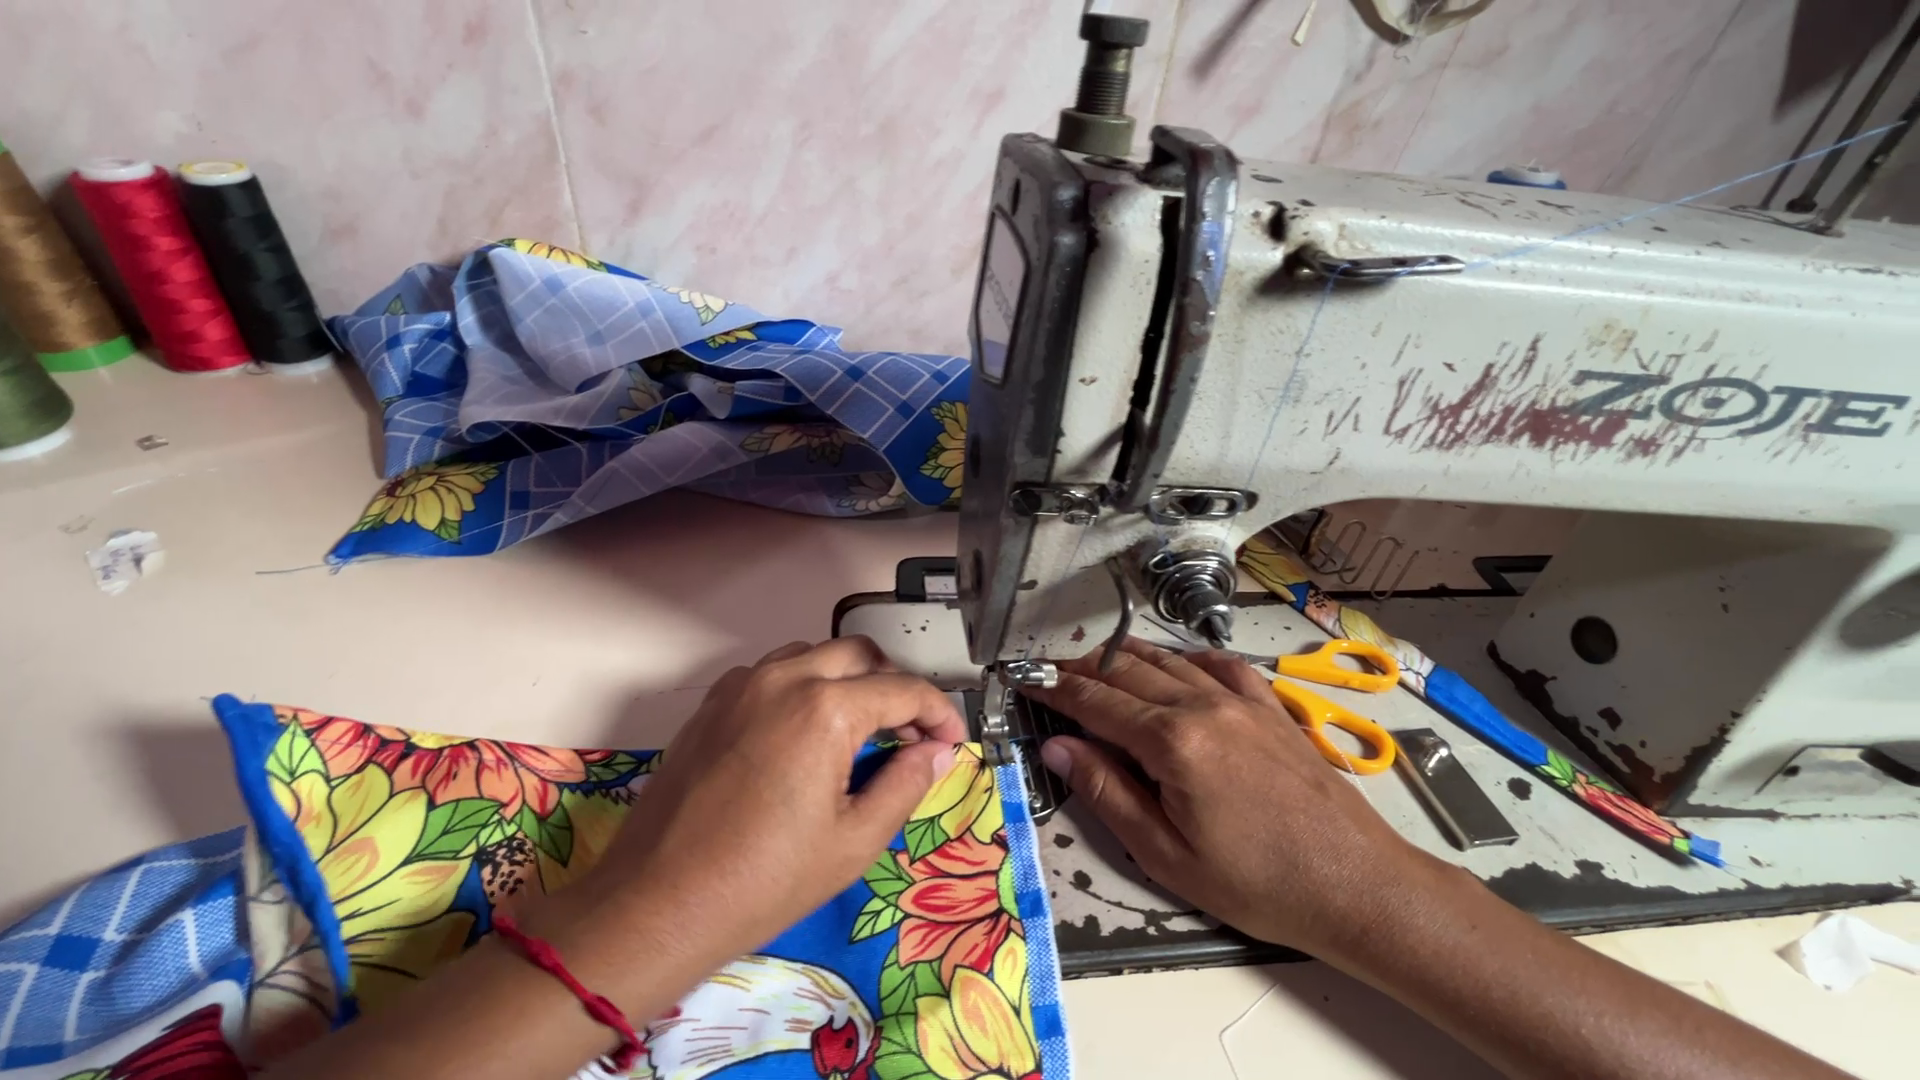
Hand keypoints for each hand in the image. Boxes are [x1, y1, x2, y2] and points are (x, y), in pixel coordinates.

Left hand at [570, 637, 965, 970]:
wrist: (659, 902)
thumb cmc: (766, 879)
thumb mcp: (855, 840)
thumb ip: (906, 783)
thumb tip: (936, 751)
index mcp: (825, 708)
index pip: (903, 689)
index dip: (938, 712)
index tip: (950, 742)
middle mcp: (783, 679)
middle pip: (860, 655)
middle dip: (895, 686)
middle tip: (908, 733)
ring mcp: (741, 685)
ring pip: (814, 654)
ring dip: (848, 679)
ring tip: (860, 729)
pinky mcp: (712, 703)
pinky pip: (772, 672)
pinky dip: (803, 685)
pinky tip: (804, 733)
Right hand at [1022, 637, 1432, 959]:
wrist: (1356, 885)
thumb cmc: (1256, 883)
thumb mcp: (1165, 854)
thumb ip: (1107, 792)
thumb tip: (1056, 748)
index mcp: (1172, 742)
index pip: (1095, 702)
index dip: (1053, 689)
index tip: (1022, 679)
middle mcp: (1203, 705)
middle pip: (1127, 672)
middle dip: (1081, 668)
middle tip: (1049, 672)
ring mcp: (1242, 700)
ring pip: (1169, 661)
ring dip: (1125, 658)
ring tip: (1095, 662)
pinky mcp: (1271, 707)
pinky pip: (1220, 665)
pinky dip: (1186, 658)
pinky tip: (1175, 663)